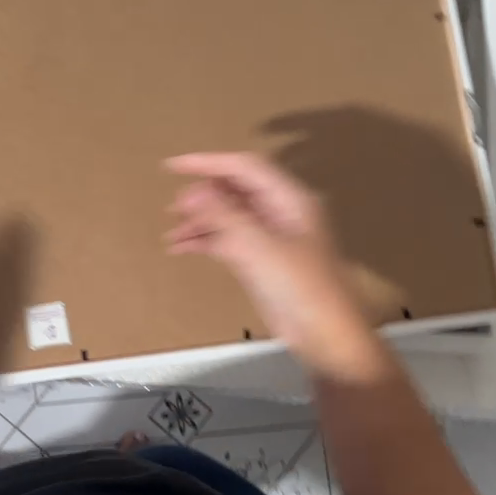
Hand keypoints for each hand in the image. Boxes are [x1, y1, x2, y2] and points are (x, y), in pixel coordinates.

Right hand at [163, 152, 385, 379]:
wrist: (323, 332)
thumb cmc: (302, 287)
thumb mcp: (257, 246)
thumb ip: (223, 216)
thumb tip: (192, 193)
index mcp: (288, 199)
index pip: (243, 167)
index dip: (207, 162)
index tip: (173, 166)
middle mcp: (279, 211)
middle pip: (234, 189)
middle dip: (201, 195)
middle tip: (174, 207)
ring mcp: (269, 235)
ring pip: (227, 215)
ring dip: (199, 220)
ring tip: (172, 231)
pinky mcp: (260, 258)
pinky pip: (226, 239)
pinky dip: (204, 240)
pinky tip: (181, 248)